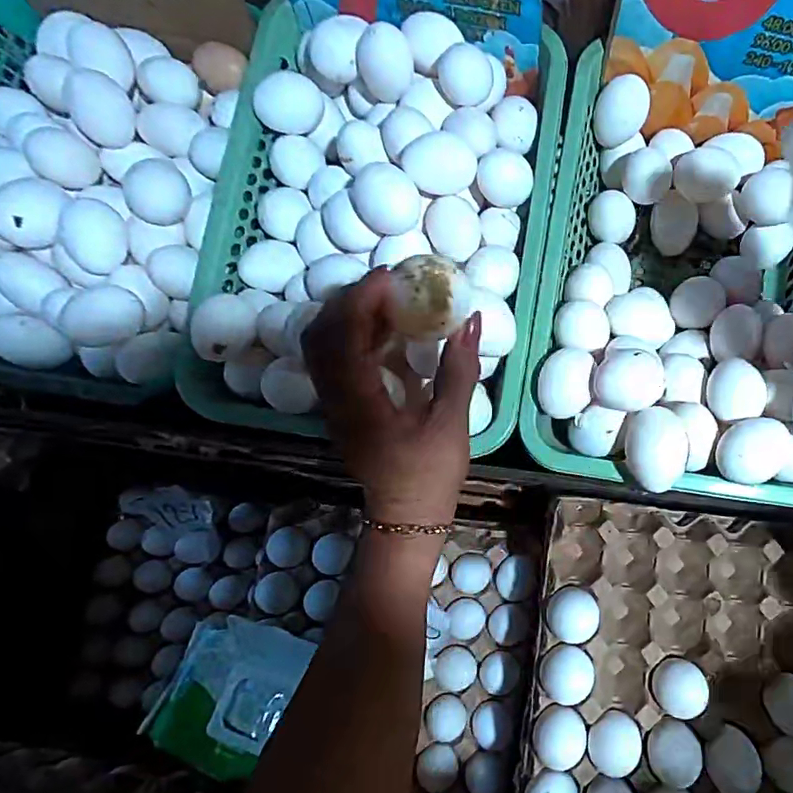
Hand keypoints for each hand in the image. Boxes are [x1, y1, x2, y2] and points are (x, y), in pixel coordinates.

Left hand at [303, 269, 480, 525]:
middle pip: (323, 332)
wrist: (405, 515)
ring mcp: (332, 403)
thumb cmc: (430, 474)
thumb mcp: (451, 423)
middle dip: (352, 299)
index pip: (345, 335)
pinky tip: (386, 331)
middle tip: (390, 284)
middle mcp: (335, 398)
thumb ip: (458, 370)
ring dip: (350, 315)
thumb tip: (469, 321)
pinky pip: (334, 359)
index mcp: (360, 401)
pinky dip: (353, 335)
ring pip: (323, 344)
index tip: (391, 276)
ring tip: (389, 301)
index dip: (362, 298)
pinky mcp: (339, 406)